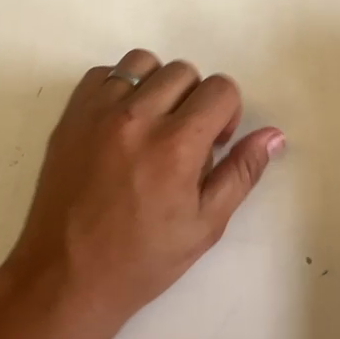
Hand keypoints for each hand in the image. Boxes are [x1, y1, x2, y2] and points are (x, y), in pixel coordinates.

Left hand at [2, 50, 284, 327]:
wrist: (66, 275)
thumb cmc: (142, 259)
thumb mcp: (205, 225)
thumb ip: (241, 172)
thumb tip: (273, 135)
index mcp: (176, 145)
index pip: (220, 89)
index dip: (226, 114)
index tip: (213, 144)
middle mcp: (137, 117)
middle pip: (184, 71)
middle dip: (195, 100)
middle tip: (184, 141)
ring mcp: (99, 112)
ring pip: (143, 63)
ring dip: (157, 86)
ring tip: (152, 125)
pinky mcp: (71, 115)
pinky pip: (104, 73)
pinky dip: (119, 88)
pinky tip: (121, 124)